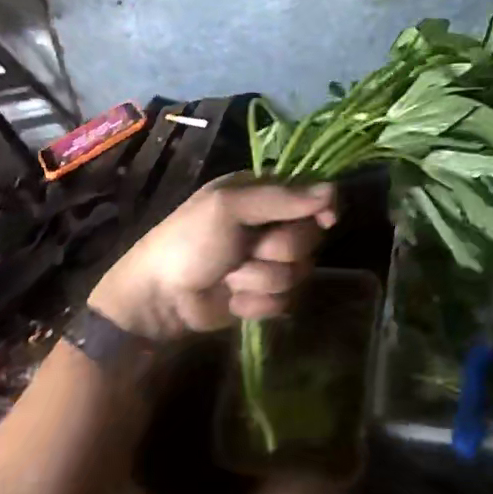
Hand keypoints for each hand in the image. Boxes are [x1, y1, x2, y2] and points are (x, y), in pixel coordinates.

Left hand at [90, 173, 337, 341]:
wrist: (159, 298)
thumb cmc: (188, 242)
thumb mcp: (228, 208)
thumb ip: (281, 198)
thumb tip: (333, 190)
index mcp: (259, 194)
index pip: (311, 195)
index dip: (320, 209)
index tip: (325, 220)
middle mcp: (267, 224)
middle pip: (309, 238)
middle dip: (278, 249)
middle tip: (246, 250)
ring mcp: (266, 262)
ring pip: (298, 273)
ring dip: (261, 279)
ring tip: (230, 277)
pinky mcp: (262, 296)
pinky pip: (285, 301)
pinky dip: (256, 303)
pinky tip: (231, 300)